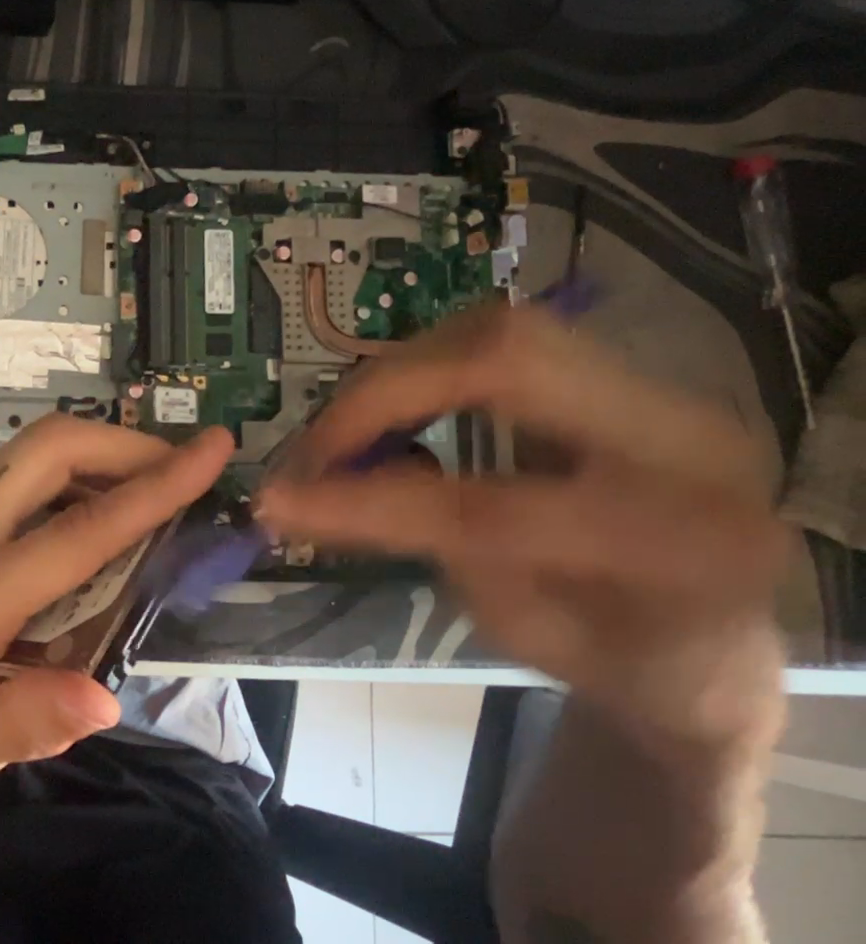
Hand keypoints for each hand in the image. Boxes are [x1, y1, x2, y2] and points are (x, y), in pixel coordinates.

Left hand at [0, 416, 233, 793]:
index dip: (150, 491)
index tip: (210, 452)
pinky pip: (7, 471)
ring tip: (147, 486)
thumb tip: (105, 698)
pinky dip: (63, 469)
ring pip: (23, 450)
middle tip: (181, 469)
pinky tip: (89, 507)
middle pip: (43, 452)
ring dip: (94, 451)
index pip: (73, 535)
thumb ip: (24, 724)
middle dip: (123, 444)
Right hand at [255, 304, 790, 753]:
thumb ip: (436, 548)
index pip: (487, 506)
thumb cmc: (616, 659)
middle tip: (315, 446)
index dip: (366, 500)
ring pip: (500, 331)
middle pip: (507, 359)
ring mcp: (669, 392)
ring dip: (398, 375)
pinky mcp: (630, 374)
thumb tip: (329, 485)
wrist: (714, 639)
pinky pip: (506, 341)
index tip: (276, 501)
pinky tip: (393, 412)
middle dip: (381, 394)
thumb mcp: (518, 630)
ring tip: (346, 431)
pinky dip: (426, 369)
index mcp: (674, 543)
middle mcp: (690, 440)